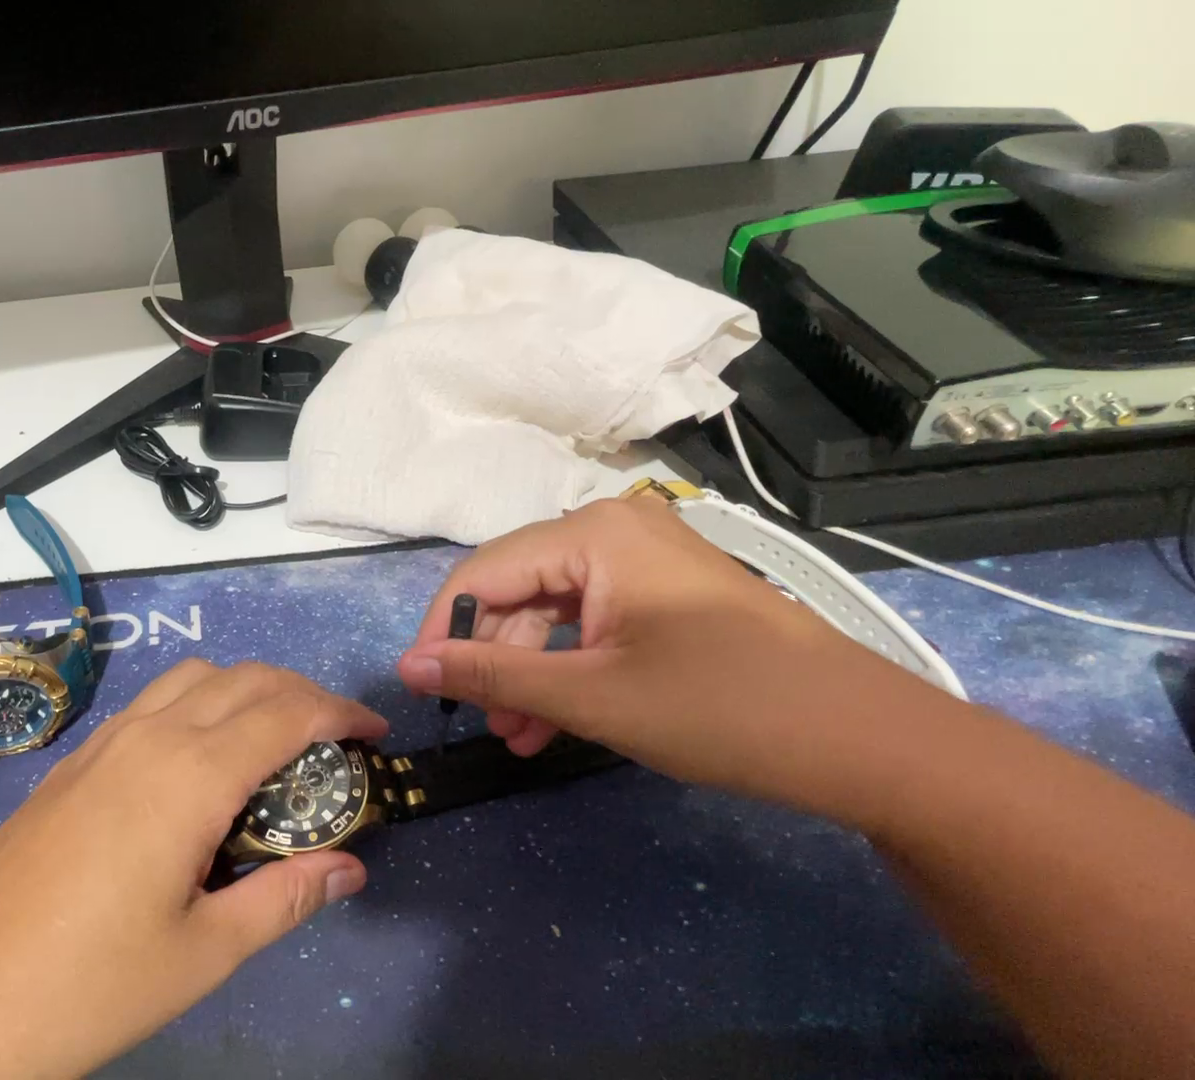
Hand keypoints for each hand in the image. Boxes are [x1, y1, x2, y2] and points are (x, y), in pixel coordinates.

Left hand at [0, 659, 387, 1079]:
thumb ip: (284, 897)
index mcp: (189, 776)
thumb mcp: (204, 951)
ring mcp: (102, 744)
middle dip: (301, 694)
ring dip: (244, 691)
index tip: (375, 735)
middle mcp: (148, 737)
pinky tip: (196, 765)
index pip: (285, 713)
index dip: (340, 713)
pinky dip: (195, 706)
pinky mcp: (72, 763)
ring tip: (270, 744)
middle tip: (335, 740)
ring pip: (191, 678)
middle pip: (242, 678)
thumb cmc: (90, 986)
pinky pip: (150, 705)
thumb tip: (351, 867)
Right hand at [395, 497, 956, 813]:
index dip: (443, 629)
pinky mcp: (665, 597)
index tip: (420, 687)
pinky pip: (590, 625)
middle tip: (482, 722)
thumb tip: (408, 667)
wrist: (870, 743)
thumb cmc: (723, 708)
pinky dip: (567, 670)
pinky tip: (553, 721)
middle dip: (493, 659)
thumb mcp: (592, 695)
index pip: (483, 571)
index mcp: (595, 533)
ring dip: (527, 674)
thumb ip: (492, 675)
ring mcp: (644, 563)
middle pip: (517, 590)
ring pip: (551, 614)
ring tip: (519, 737)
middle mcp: (616, 532)